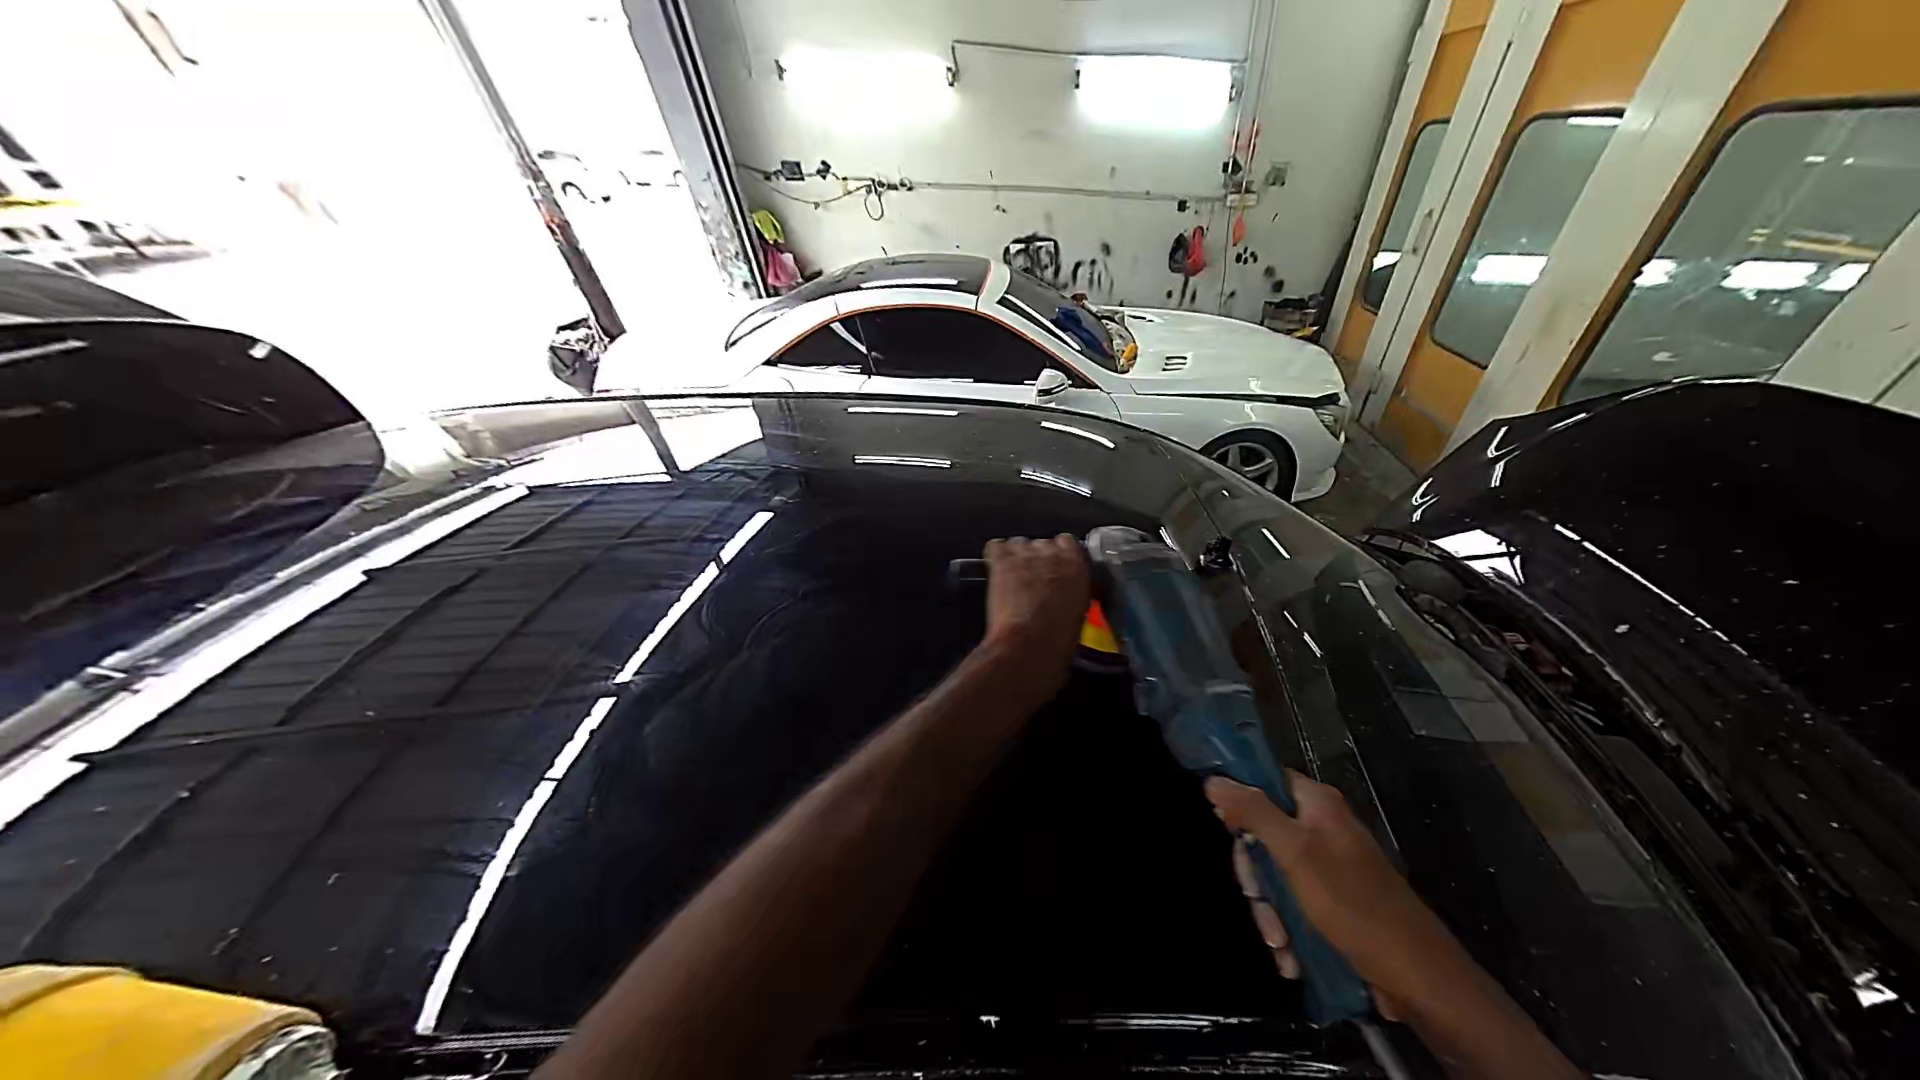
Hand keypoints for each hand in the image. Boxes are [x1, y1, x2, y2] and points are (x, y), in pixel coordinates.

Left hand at [979, 535, 1090, 695]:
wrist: (1029, 644)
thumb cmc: (1056, 638)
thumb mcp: (1078, 613)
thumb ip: (1073, 592)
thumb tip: (1065, 593)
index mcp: (1077, 566)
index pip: (1067, 543)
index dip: (1057, 555)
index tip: (1053, 568)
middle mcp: (1053, 554)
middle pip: (1041, 543)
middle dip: (1036, 559)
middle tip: (1031, 581)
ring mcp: (1026, 554)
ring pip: (1018, 543)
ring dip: (1016, 557)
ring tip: (1012, 580)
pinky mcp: (1003, 560)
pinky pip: (996, 547)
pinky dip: (994, 556)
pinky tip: (996, 572)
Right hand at [1206, 771, 1467, 1021]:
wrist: (1417, 978)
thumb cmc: (1352, 904)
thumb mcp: (1294, 852)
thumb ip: (1252, 811)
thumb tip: (1213, 779)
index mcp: (1317, 804)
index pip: (1265, 779)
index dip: (1239, 797)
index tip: (1223, 823)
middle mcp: (1321, 827)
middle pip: (1261, 831)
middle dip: (1256, 873)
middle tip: (1257, 895)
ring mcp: (1326, 864)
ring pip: (1273, 872)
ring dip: (1270, 909)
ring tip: (1280, 942)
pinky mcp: (1330, 899)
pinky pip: (1291, 901)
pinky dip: (1286, 925)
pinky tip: (1290, 952)